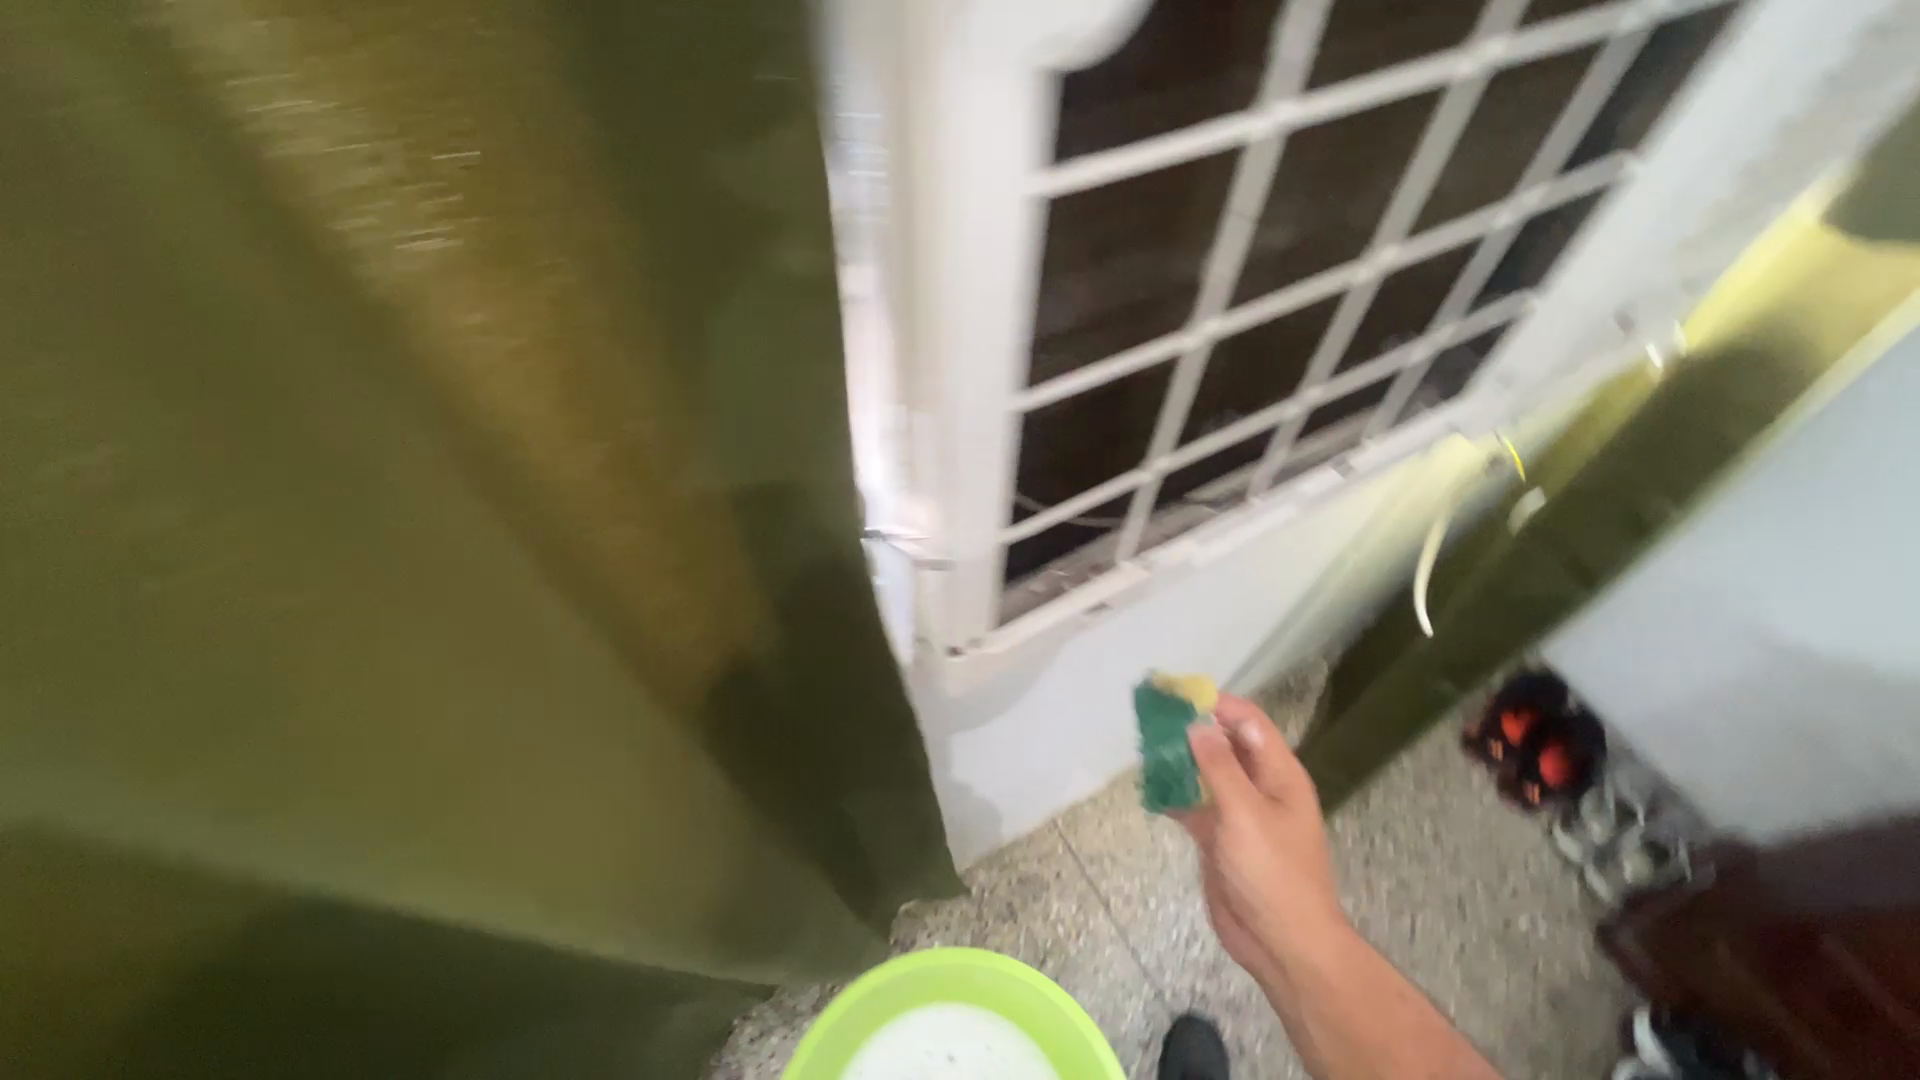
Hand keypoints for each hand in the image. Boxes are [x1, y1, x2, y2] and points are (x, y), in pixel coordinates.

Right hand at [1176, 695, 1346, 984]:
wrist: (1282, 944)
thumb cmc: (1273, 873)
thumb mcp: (1246, 813)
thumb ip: (1218, 766)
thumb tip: (1196, 722)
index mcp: (1278, 774)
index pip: (1248, 722)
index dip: (1215, 704)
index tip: (1176, 694)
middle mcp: (1259, 786)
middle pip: (1223, 743)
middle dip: (1190, 728)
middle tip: (1149, 716)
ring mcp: (1237, 813)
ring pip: (1204, 773)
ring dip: (1177, 759)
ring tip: (1142, 745)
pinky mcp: (1218, 837)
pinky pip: (1192, 804)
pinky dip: (1172, 794)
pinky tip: (1148, 788)